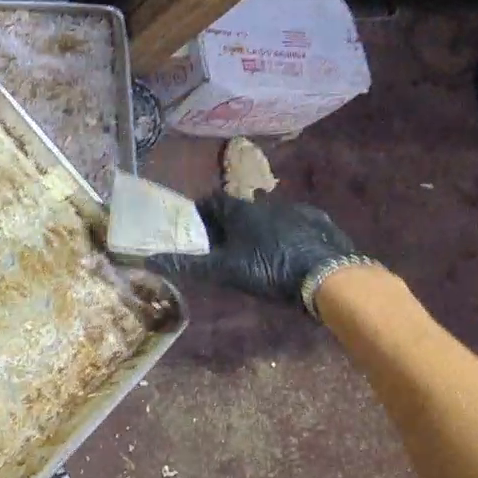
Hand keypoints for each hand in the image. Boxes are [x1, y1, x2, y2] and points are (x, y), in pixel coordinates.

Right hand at [153, 191, 357, 304]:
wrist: (330, 277)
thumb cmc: (270, 269)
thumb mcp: (225, 270)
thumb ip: (188, 265)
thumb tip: (147, 260)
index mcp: (240, 211)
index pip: (212, 200)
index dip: (201, 212)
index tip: (195, 228)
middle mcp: (266, 203)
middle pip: (240, 208)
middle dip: (230, 223)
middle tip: (224, 245)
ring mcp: (296, 211)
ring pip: (269, 215)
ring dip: (260, 227)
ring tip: (257, 250)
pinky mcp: (320, 222)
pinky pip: (297, 223)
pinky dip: (288, 233)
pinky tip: (290, 250)